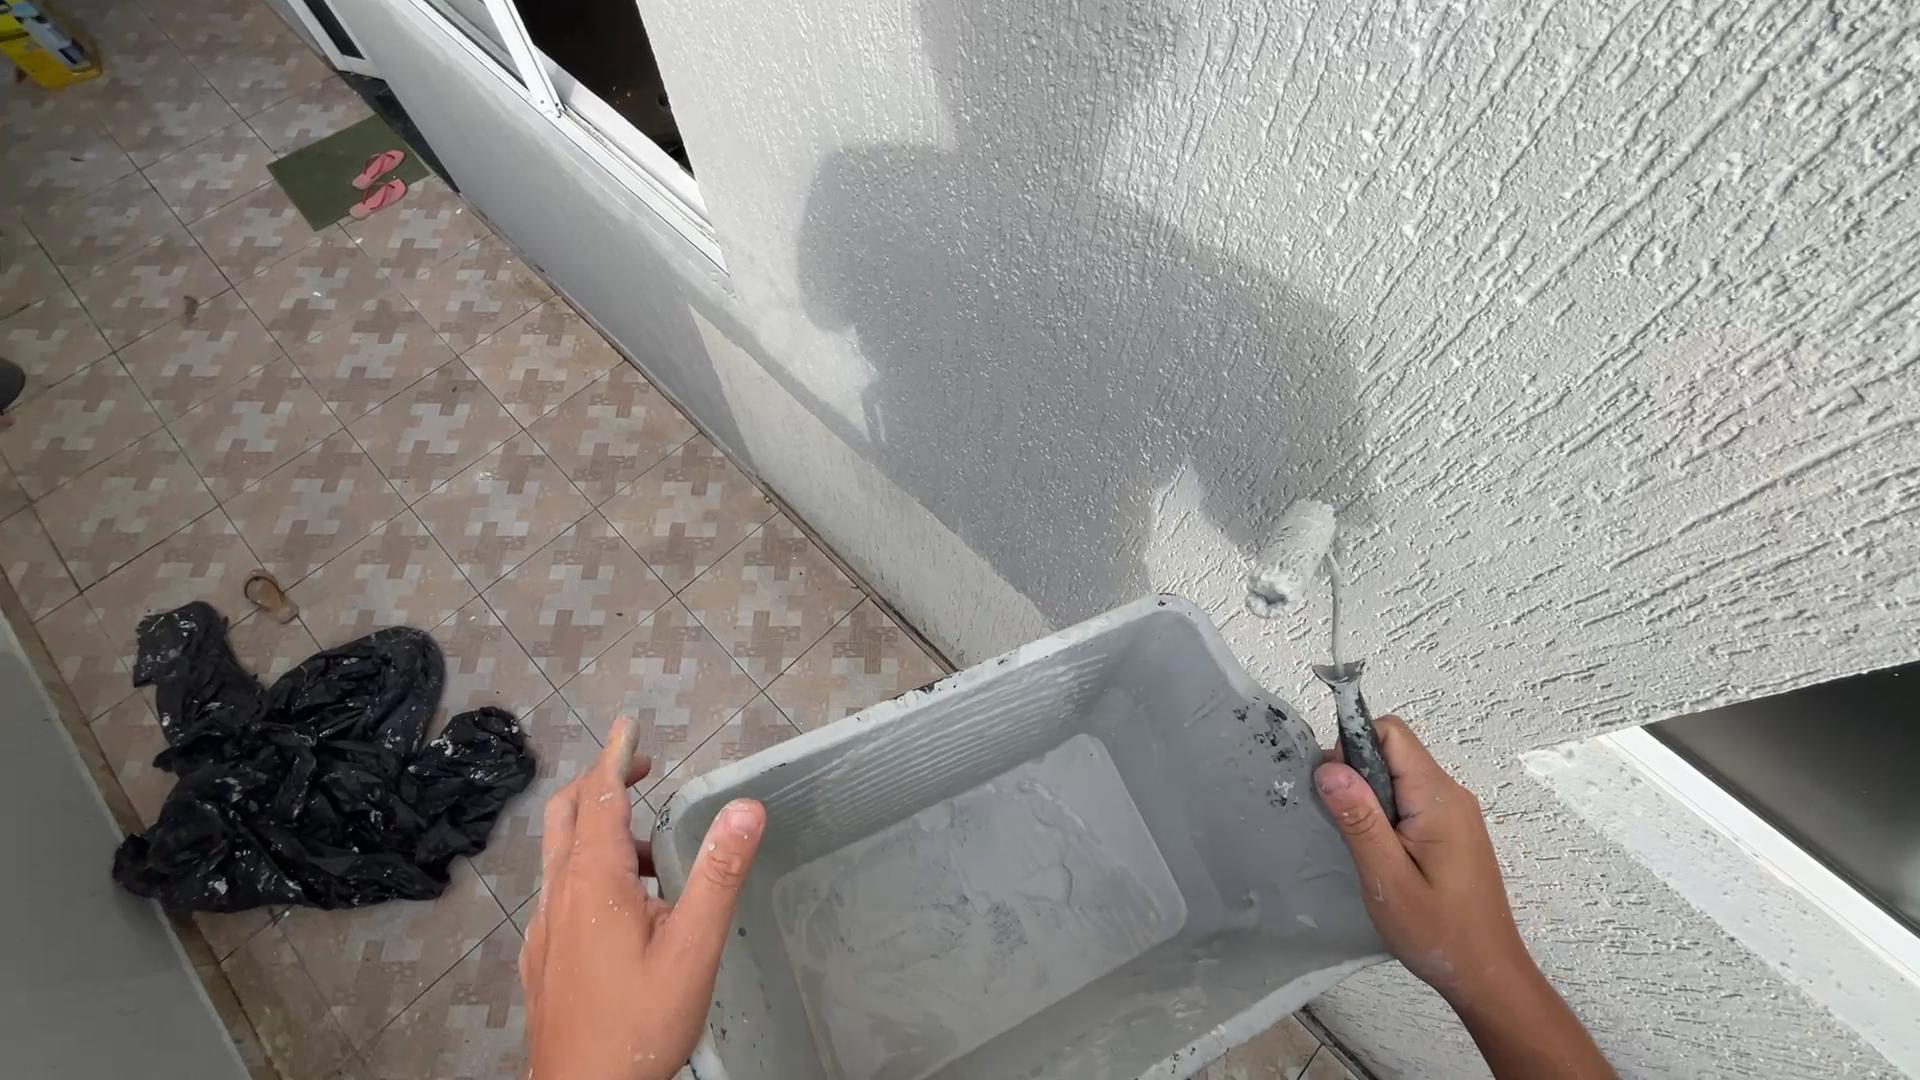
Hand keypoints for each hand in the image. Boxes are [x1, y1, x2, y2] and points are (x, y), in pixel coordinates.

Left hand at [521, 714, 767, 1079]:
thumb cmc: (639, 1022)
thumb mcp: (694, 945)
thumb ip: (718, 872)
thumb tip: (745, 806)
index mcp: (594, 882)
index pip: (601, 798)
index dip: (615, 755)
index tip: (628, 723)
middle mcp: (560, 895)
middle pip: (567, 814)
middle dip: (601, 779)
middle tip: (643, 767)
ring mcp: (544, 928)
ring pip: (561, 852)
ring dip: (598, 824)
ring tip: (650, 843)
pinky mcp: (542, 955)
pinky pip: (560, 887)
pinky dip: (588, 864)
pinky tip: (624, 902)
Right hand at [1315, 716, 1617, 1079]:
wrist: (1489, 979)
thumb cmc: (1439, 932)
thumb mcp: (1387, 878)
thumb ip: (1358, 818)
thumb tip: (1327, 767)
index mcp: (1437, 798)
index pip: (1389, 733)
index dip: (1351, 745)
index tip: (1333, 785)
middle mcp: (1449, 794)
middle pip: (1388, 749)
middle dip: (1353, 772)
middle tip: (1341, 821)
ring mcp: (1450, 811)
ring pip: (1393, 773)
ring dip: (1365, 795)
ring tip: (1357, 840)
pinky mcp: (1446, 828)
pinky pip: (1403, 796)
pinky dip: (1379, 811)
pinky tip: (1374, 848)